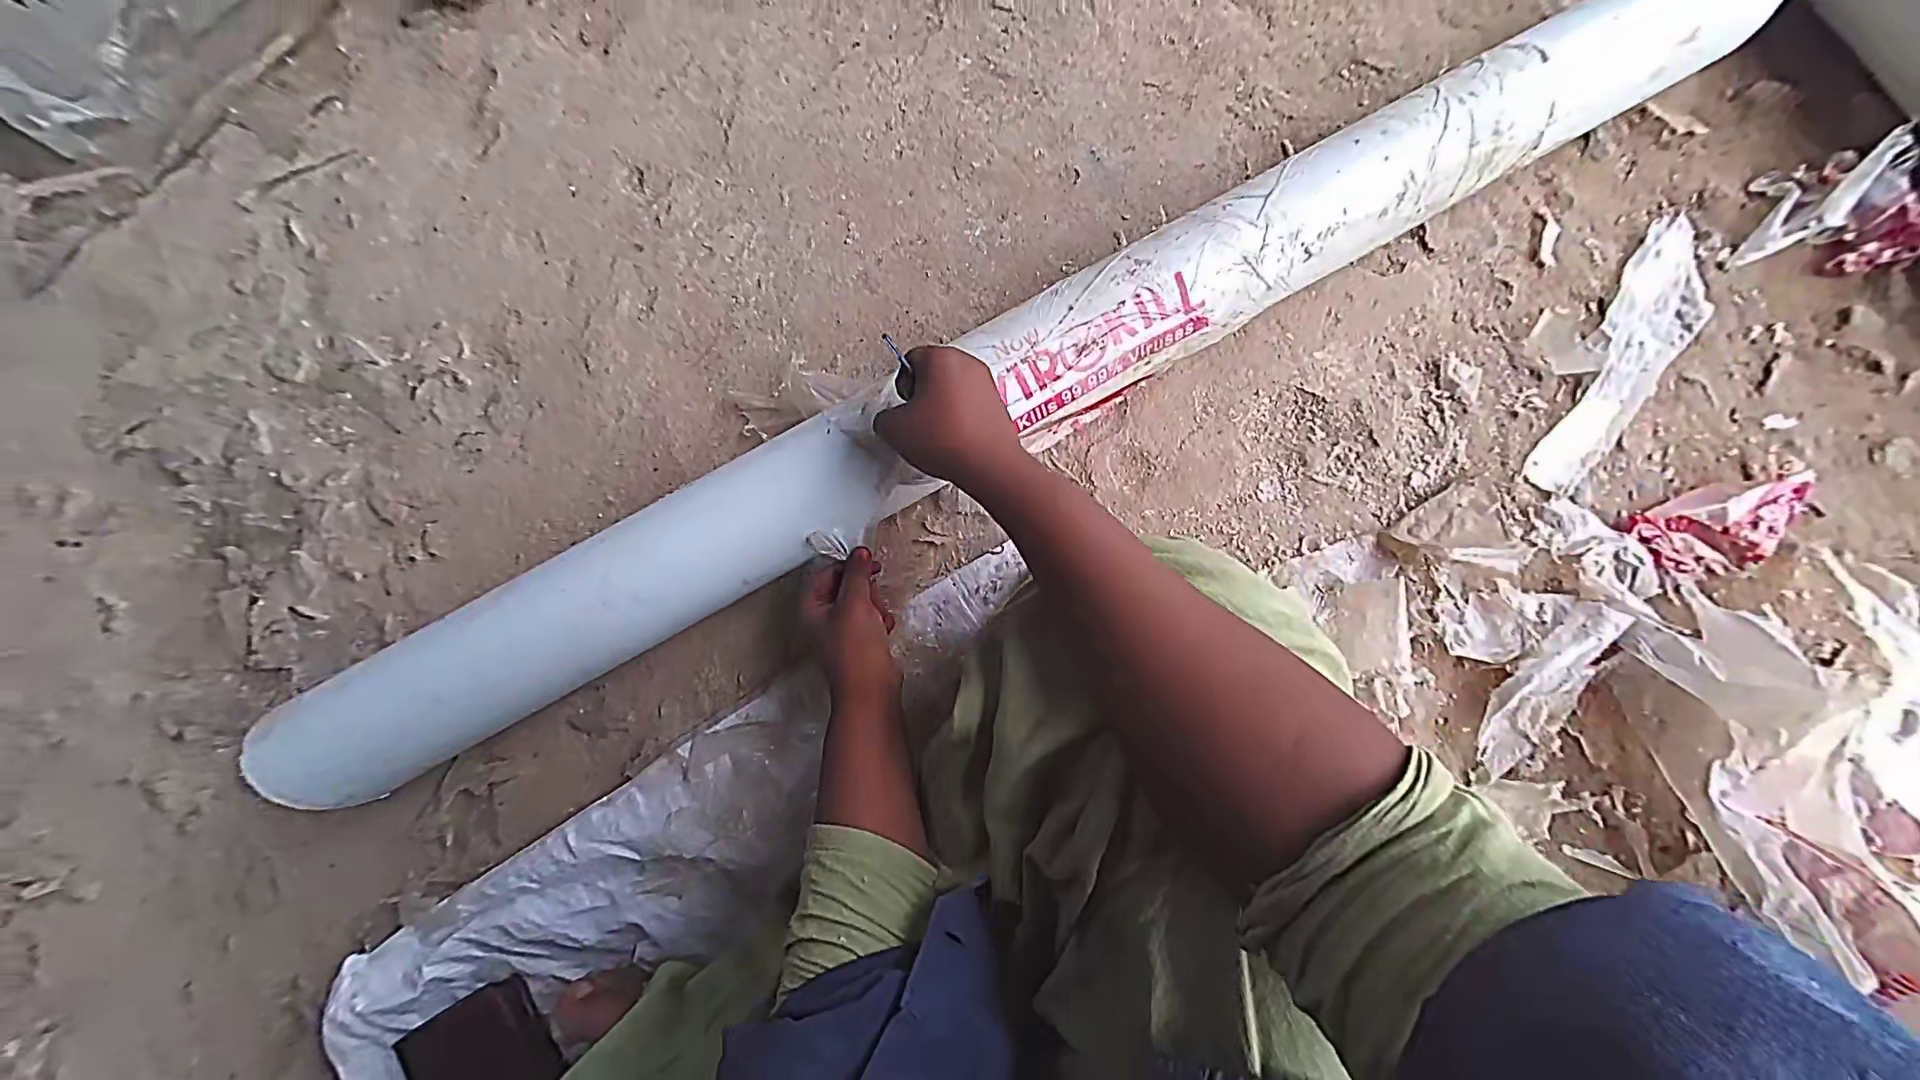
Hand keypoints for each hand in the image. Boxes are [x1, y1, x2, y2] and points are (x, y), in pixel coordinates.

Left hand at [800, 547, 900, 711]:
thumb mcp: (855, 602)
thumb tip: (860, 553)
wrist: (871, 688)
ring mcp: (840, 630)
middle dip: (865, 589)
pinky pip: (870, 617)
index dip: (848, 565)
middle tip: (872, 598)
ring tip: (878, 618)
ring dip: (875, 605)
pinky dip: (879, 619)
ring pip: (861, 601)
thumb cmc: (855, 651)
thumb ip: (857, 573)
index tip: (867, 562)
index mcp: (811, 608)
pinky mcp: (858, 640)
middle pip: (846, 586)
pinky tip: (883, 629)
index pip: (827, 573)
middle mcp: (822, 618)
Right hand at [874, 345, 1029, 490]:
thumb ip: (884, 417)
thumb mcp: (894, 429)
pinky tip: (955, 440)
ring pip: (953, 390)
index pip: (910, 360)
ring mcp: (986, 383)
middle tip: (918, 420)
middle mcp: (967, 364)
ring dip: (942, 408)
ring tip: (938, 434)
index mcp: (940, 358)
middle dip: (923, 396)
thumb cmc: (949, 440)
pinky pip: (970, 406)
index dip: (903, 385)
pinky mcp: (998, 405)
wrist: (988, 464)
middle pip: (934, 374)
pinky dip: (961, 419)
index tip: (904, 405)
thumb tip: (890, 419)